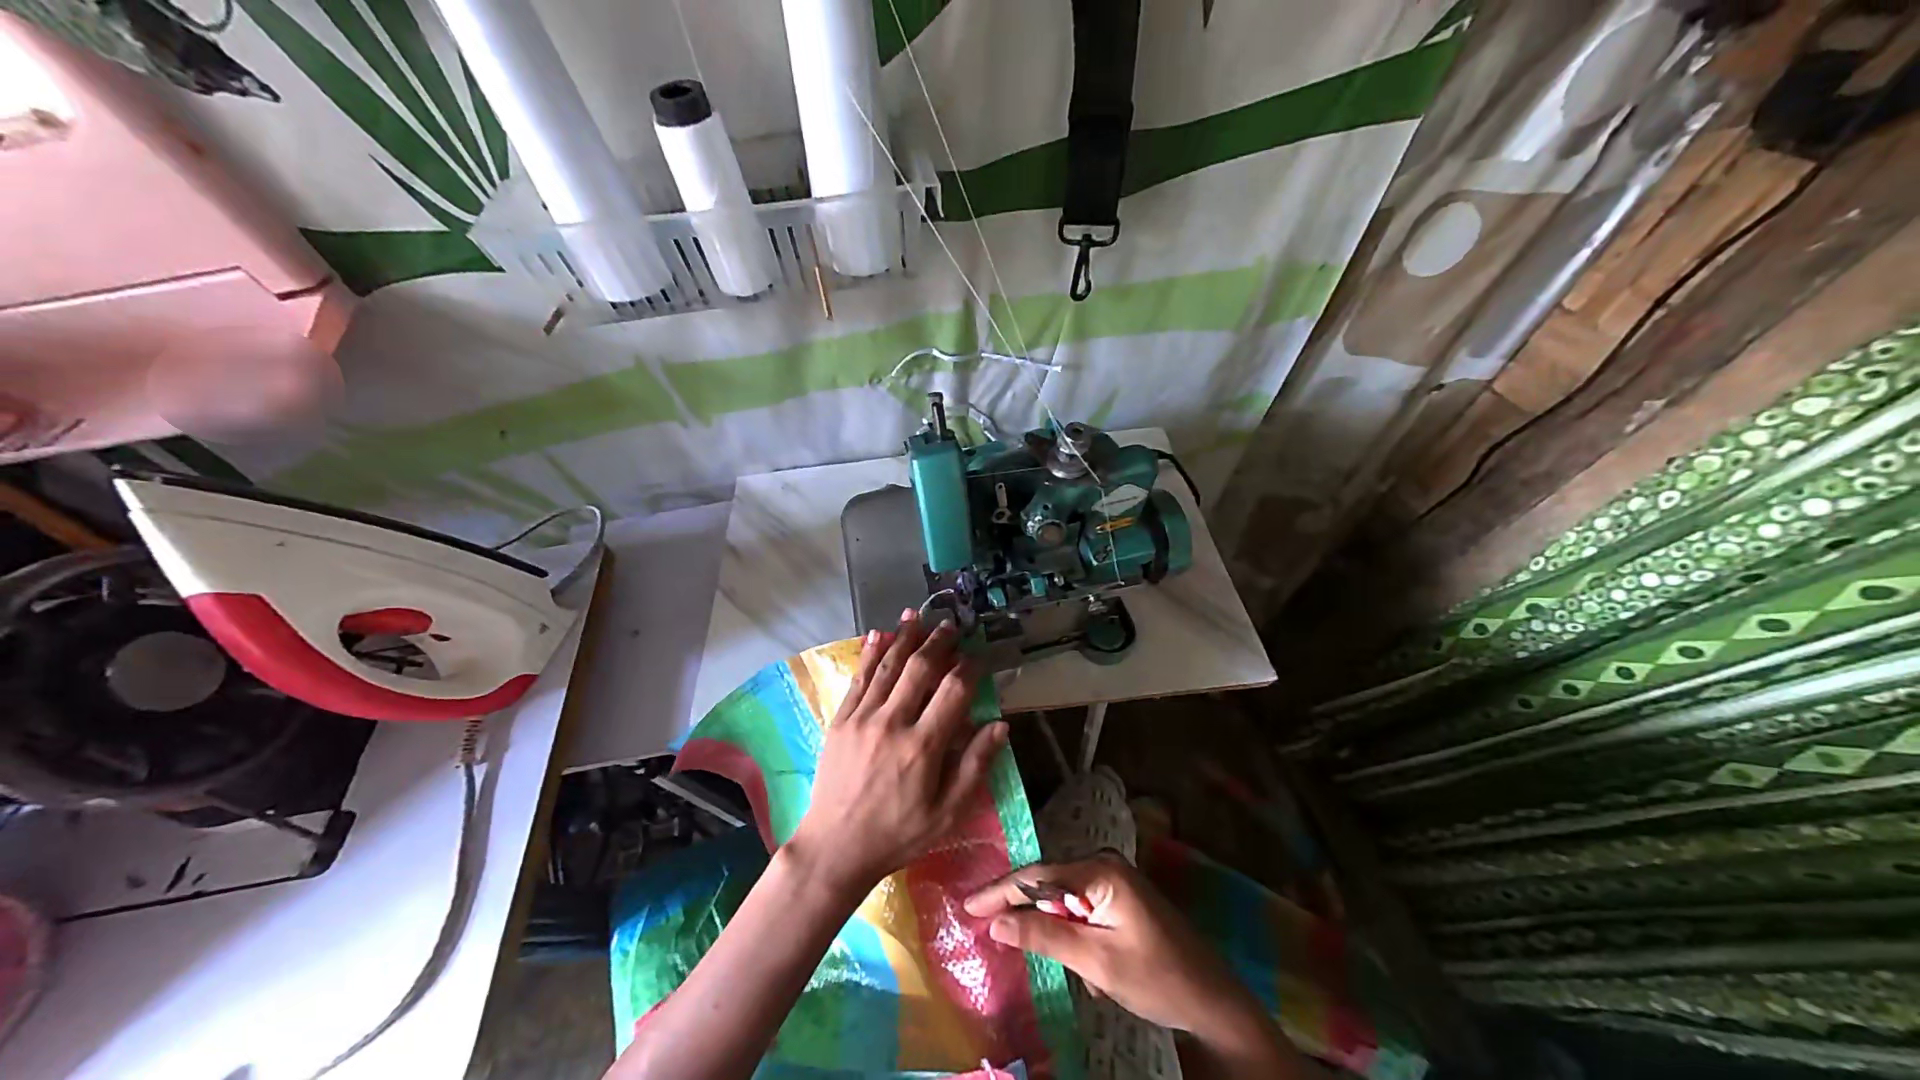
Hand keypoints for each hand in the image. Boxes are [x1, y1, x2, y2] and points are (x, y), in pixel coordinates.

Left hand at [787, 609, 1006, 892]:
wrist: (835, 847)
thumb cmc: (898, 834)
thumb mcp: (948, 813)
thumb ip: (974, 766)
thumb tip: (999, 725)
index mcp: (923, 746)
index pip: (953, 691)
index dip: (969, 668)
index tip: (979, 656)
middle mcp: (892, 723)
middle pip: (919, 669)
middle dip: (938, 642)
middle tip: (951, 625)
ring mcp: (862, 718)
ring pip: (887, 666)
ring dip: (904, 637)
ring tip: (917, 614)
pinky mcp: (840, 721)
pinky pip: (858, 678)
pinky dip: (869, 654)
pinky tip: (877, 634)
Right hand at [963, 856, 1267, 1040]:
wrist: (1212, 999)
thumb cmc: (1157, 978)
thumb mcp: (1096, 962)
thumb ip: (1044, 936)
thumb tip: (997, 921)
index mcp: (1101, 870)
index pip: (1037, 876)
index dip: (999, 891)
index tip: (967, 905)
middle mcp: (1105, 863)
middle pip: (1047, 883)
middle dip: (1022, 909)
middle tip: (985, 926)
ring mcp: (1113, 878)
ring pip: (1061, 898)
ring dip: (1049, 927)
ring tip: (1037, 950)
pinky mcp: (1118, 896)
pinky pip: (1078, 907)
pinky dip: (1069, 931)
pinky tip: (1077, 961)